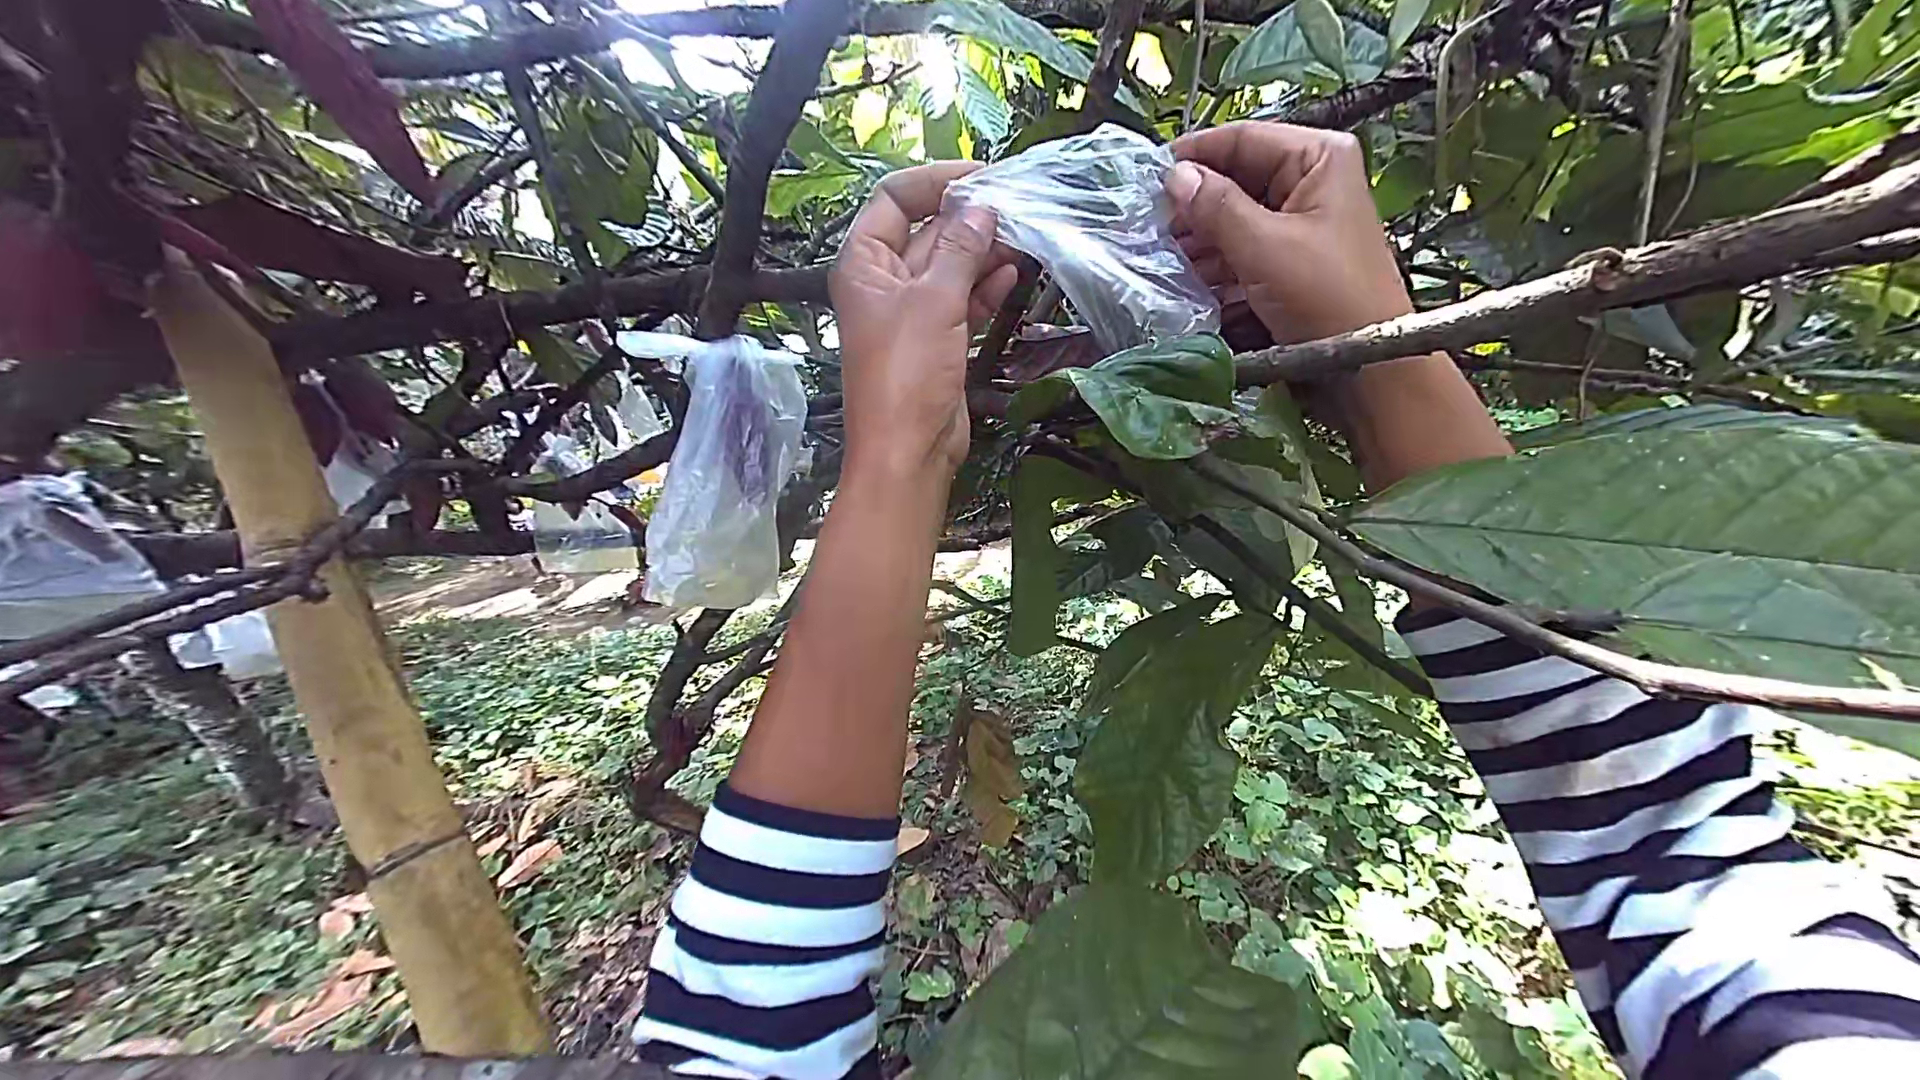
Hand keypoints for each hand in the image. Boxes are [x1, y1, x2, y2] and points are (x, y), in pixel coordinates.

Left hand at [831, 162, 1019, 480]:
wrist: (909, 450)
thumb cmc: (907, 373)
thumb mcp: (933, 301)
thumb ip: (959, 249)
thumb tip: (982, 208)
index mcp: (865, 263)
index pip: (895, 200)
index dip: (936, 182)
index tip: (982, 177)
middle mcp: (885, 284)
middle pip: (928, 233)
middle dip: (969, 220)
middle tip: (1016, 207)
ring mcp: (913, 315)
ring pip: (950, 268)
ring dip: (983, 253)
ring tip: (1023, 236)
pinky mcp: (937, 341)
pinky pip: (962, 302)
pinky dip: (984, 288)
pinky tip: (1011, 273)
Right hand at [1166, 122, 1408, 343]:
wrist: (1364, 362)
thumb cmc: (1325, 294)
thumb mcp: (1266, 246)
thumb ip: (1217, 208)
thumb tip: (1173, 177)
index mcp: (1316, 158)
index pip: (1242, 139)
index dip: (1193, 155)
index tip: (1147, 176)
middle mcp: (1305, 184)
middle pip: (1233, 181)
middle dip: (1191, 205)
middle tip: (1146, 226)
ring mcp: (1293, 226)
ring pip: (1231, 221)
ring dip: (1196, 240)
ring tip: (1157, 257)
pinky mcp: (1282, 262)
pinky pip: (1237, 252)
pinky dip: (1210, 265)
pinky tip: (1181, 279)